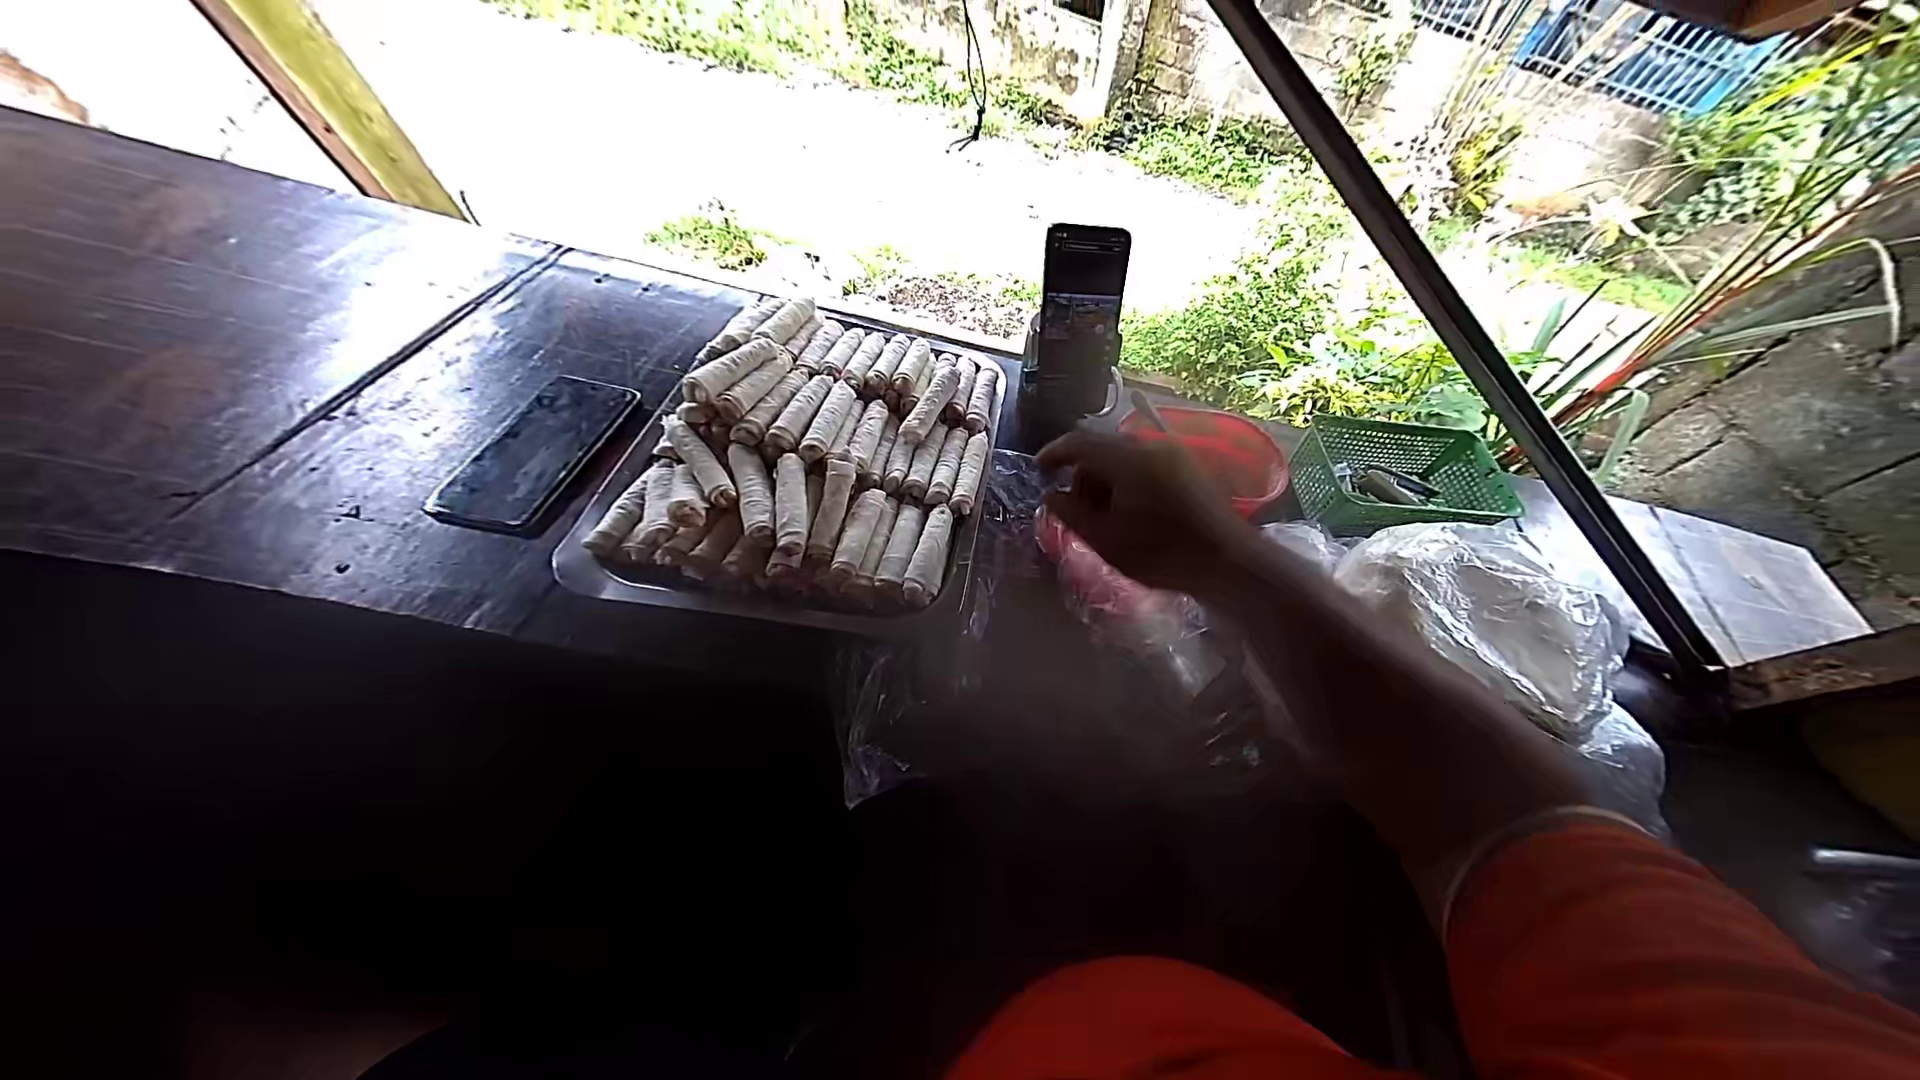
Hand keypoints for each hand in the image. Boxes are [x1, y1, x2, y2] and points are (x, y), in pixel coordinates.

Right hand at [1037, 430, 1251, 593]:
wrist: (1229, 563)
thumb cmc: (1162, 554)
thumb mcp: (1104, 539)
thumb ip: (1069, 513)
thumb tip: (1052, 495)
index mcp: (1127, 458)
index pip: (1079, 441)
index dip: (1053, 453)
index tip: (1038, 470)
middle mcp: (1151, 445)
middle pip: (1102, 448)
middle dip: (1082, 475)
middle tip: (1076, 509)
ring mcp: (1174, 453)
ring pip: (1124, 456)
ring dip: (1105, 479)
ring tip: (1106, 516)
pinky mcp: (1188, 466)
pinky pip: (1144, 463)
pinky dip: (1127, 480)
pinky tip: (1130, 510)